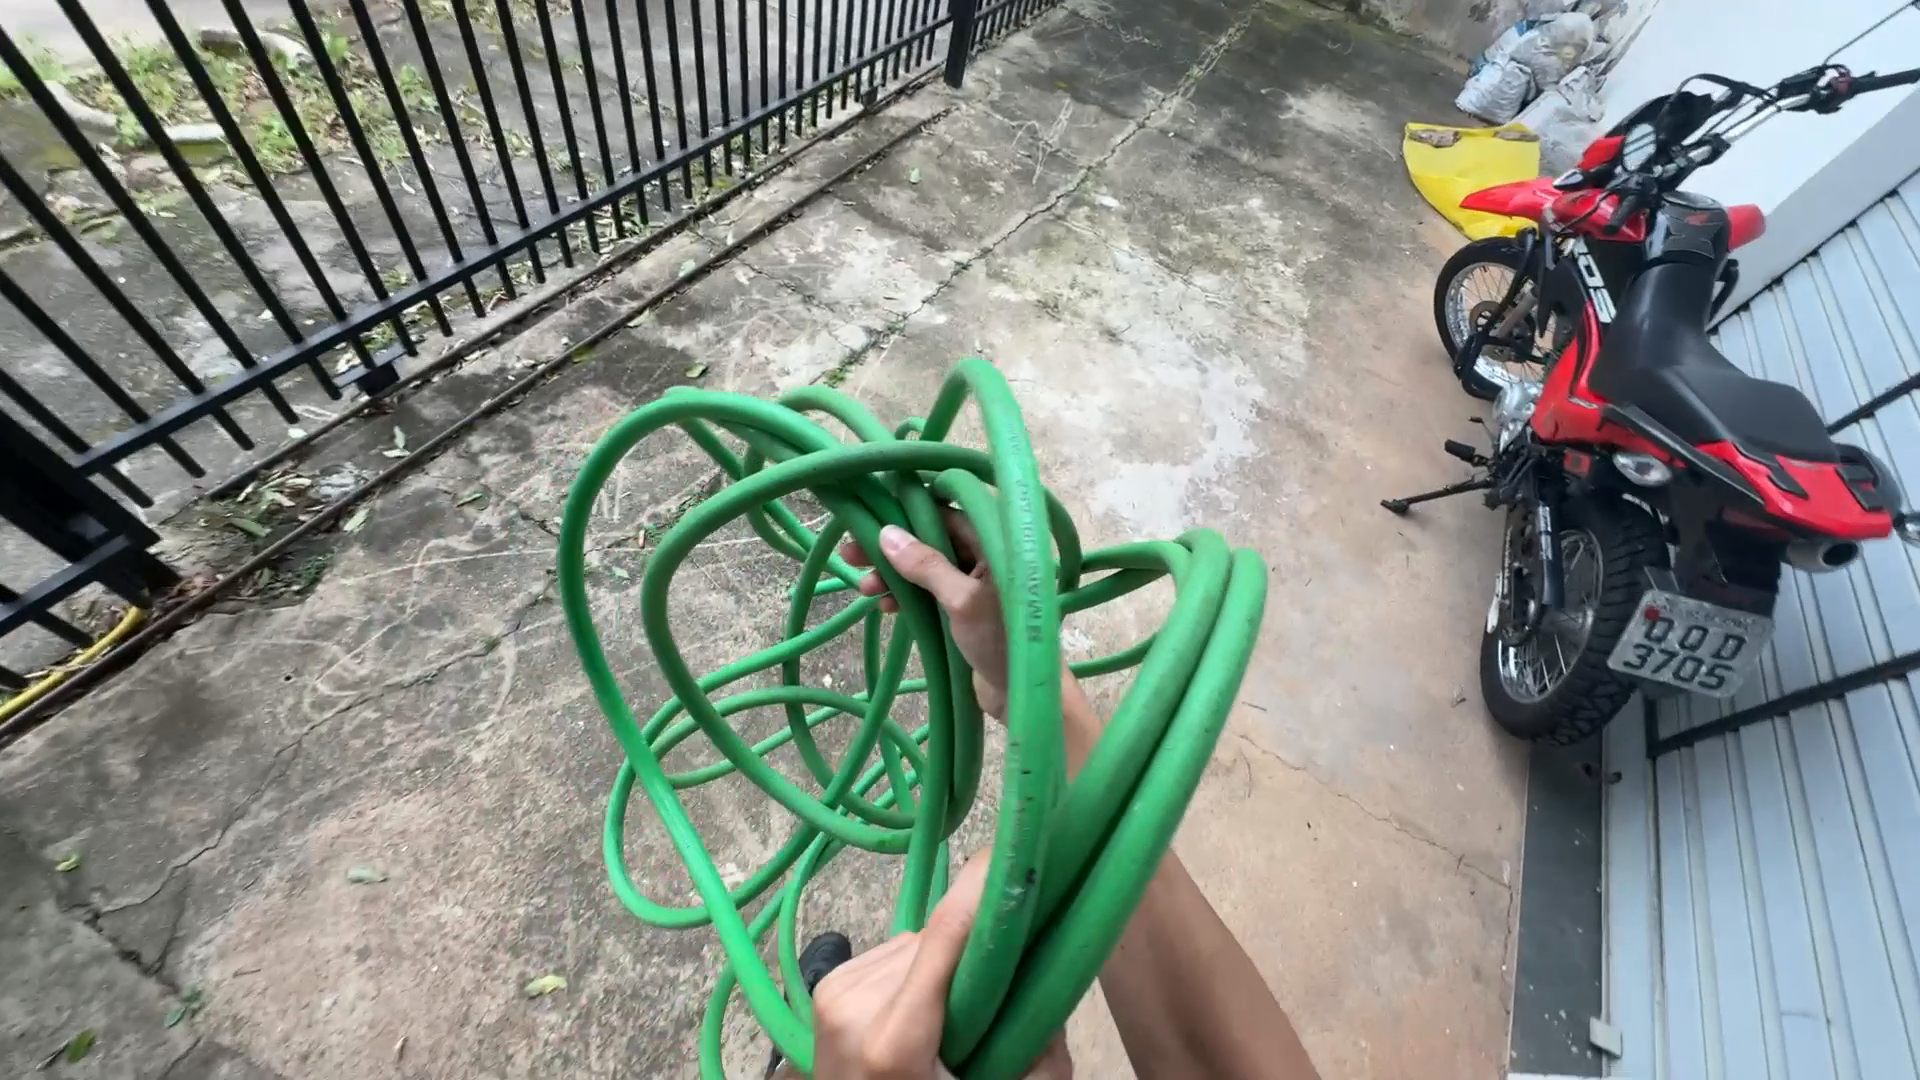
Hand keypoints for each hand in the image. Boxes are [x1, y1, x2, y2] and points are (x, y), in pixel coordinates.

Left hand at [810, 855, 1072, 1079]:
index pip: (945, 933)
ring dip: (938, 964)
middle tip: (990, 990)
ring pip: (914, 944)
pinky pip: (890, 953)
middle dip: (967, 954)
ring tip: (944, 1015)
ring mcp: (837, 989)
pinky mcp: (827, 983)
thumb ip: (1039, 1062)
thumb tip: (1057, 984)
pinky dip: (912, 970)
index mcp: (895, 1040)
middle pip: (936, 942)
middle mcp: (858, 1002)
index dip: (980, 887)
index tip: (1009, 856)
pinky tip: (913, 1011)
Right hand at [839, 517, 1009, 718]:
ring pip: (925, 569)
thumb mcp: (962, 600)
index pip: (946, 514)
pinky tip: (885, 607)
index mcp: (995, 544)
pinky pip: (928, 594)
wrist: (1023, 695)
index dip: (908, 513)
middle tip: (853, 555)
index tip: (872, 515)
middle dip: (893, 548)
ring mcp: (972, 585)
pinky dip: (906, 597)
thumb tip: (887, 534)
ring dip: (894, 575)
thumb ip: (927, 566)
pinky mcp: (961, 611)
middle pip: (930, 540)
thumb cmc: (1002, 641)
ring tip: (865, 588)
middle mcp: (984, 557)